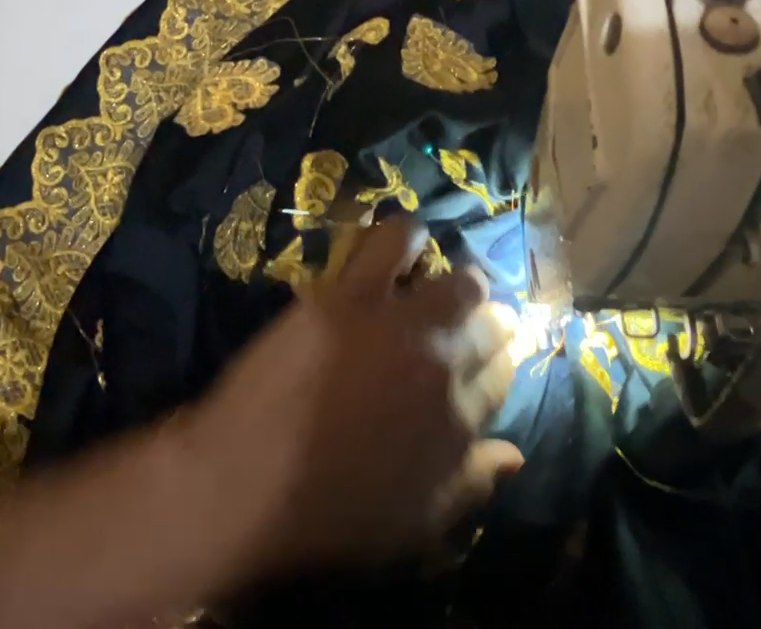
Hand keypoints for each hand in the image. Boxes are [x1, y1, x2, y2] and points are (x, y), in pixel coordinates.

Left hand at [176, 215, 522, 575]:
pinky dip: (404, 237)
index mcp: (462, 422)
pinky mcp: (349, 295)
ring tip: (431, 285)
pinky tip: (400, 247)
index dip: (496, 361)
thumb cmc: (330, 513)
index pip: (504, 372)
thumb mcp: (417, 524)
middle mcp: (443, 364)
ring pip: (457, 280)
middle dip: (485, 320)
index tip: (483, 358)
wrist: (245, 484)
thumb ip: (473, 484)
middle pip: (489, 321)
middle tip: (460, 322)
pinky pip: (392, 244)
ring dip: (454, 281)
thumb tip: (514, 453)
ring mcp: (397, 324)